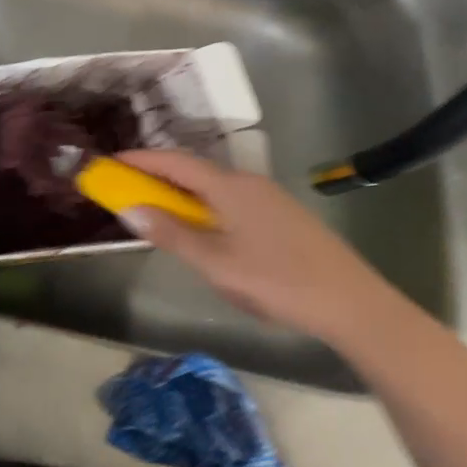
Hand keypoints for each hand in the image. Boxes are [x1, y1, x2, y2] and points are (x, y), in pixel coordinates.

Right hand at [116, 150, 399, 342]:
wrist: (356, 307)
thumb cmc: (279, 281)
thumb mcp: (216, 263)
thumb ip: (171, 234)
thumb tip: (130, 208)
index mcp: (230, 187)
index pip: (175, 162)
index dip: (140, 159)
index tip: (109, 162)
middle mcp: (248, 182)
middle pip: (194, 170)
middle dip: (157, 176)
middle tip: (127, 188)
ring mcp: (270, 199)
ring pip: (214, 187)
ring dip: (182, 193)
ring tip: (159, 212)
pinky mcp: (284, 218)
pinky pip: (231, 200)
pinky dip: (204, 206)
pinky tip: (204, 231)